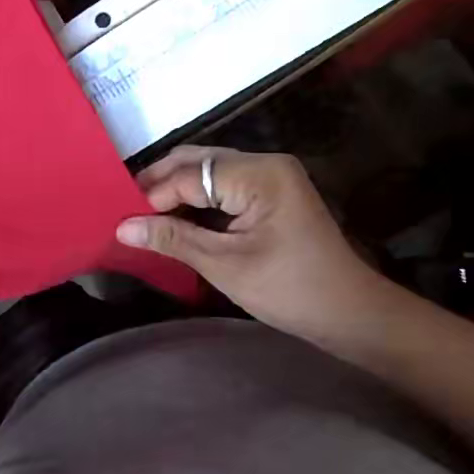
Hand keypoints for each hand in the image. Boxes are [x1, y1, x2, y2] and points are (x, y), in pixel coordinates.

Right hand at [116, 147, 401, 349]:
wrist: (350, 313)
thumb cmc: (290, 290)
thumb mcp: (225, 265)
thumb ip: (173, 239)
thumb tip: (123, 227)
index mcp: (259, 174)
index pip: (190, 174)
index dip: (154, 195)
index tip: (122, 219)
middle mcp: (265, 163)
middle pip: (197, 161)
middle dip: (160, 184)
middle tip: (126, 210)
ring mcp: (271, 176)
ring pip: (208, 171)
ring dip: (176, 191)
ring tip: (143, 215)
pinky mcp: (271, 192)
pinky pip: (223, 186)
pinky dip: (197, 200)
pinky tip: (175, 218)